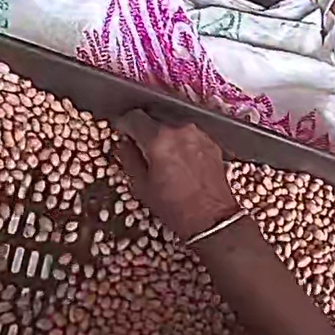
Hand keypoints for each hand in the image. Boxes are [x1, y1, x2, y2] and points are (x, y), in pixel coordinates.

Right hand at [112, 110, 239, 240]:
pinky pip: (189, 133)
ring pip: (173, 123)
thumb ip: (129, 157)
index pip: (133, 117)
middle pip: (154, 116)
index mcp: (159, 138)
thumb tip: (125, 142)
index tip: (122, 132)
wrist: (211, 219)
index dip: (124, 124)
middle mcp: (180, 129)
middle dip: (144, 128)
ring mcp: (198, 134)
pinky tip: (179, 159)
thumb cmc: (176, 207)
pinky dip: (180, 140)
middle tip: (139, 145)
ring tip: (161, 155)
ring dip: (163, 133)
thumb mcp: (141, 185)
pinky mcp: (211, 142)